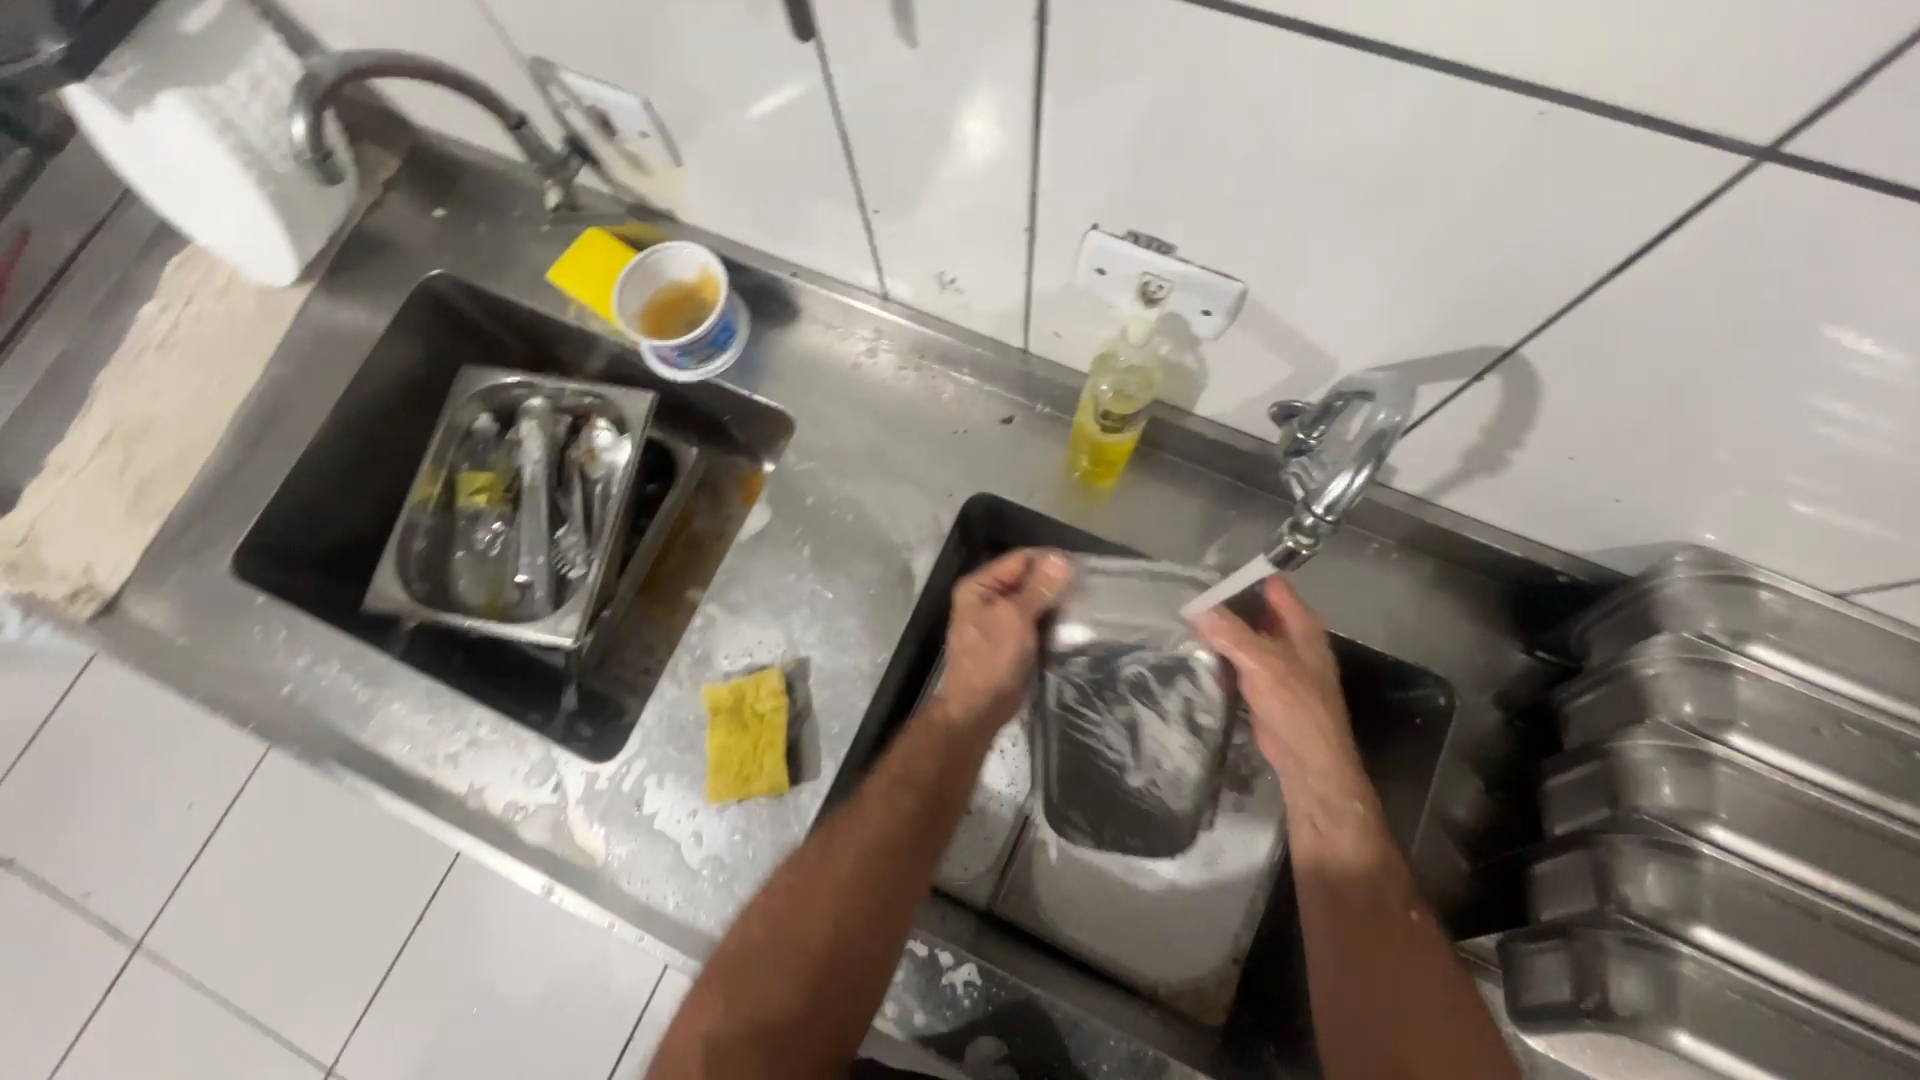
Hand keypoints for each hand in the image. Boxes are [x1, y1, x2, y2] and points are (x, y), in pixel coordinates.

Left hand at [930, 548, 1072, 737]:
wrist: (979, 708)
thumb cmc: (992, 659)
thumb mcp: (1015, 618)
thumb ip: (1039, 587)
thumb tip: (1061, 558)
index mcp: (980, 586)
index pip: (1019, 559)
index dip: (1049, 560)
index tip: (1082, 566)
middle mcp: (987, 598)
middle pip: (1026, 579)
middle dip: (1054, 582)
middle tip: (1088, 587)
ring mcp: (999, 620)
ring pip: (1033, 600)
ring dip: (1055, 602)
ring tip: (1085, 602)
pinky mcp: (1012, 639)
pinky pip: (1034, 621)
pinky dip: (1051, 620)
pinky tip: (1073, 622)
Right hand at [1189, 575, 1353, 773]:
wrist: (1309, 761)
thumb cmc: (1296, 707)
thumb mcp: (1263, 663)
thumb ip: (1230, 633)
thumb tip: (1195, 609)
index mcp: (1301, 624)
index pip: (1270, 584)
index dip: (1241, 576)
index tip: (1203, 574)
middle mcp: (1291, 636)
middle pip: (1253, 608)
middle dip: (1223, 603)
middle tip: (1184, 596)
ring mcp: (1277, 661)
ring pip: (1243, 634)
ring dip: (1218, 629)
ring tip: (1181, 619)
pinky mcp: (1262, 683)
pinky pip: (1237, 658)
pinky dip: (1219, 653)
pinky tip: (1193, 650)